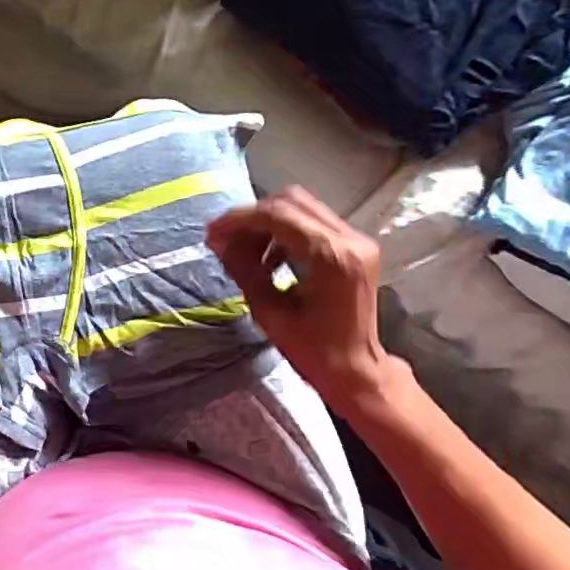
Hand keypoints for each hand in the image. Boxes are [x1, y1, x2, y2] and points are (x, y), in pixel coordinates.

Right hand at [207, 186, 402, 406]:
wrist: (356, 368)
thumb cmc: (313, 351)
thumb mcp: (269, 312)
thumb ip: (244, 270)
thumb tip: (219, 241)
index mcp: (331, 257)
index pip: (277, 216)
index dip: (239, 220)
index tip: (213, 232)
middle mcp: (350, 239)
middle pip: (291, 201)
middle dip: (252, 217)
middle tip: (227, 240)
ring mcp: (357, 240)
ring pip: (302, 207)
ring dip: (267, 224)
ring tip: (246, 253)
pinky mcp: (356, 246)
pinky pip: (313, 222)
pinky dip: (285, 232)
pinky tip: (270, 260)